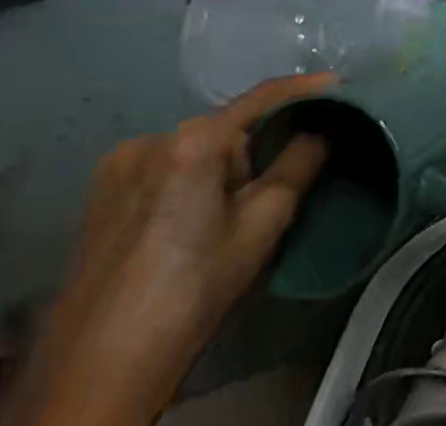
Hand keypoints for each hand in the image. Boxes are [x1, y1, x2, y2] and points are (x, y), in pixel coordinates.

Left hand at [0, 74, 335, 425]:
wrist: (103, 360)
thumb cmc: (196, 282)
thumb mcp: (266, 219)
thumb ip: (300, 163)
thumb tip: (321, 131)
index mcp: (190, 142)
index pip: (262, 98)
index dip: (307, 87)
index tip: (344, 84)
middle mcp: (148, 143)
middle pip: (229, 124)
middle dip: (264, 139)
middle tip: (294, 168)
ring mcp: (117, 170)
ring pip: (199, 147)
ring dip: (230, 160)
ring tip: (248, 197)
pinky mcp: (101, 196)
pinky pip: (170, 166)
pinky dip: (200, 173)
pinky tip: (209, 206)